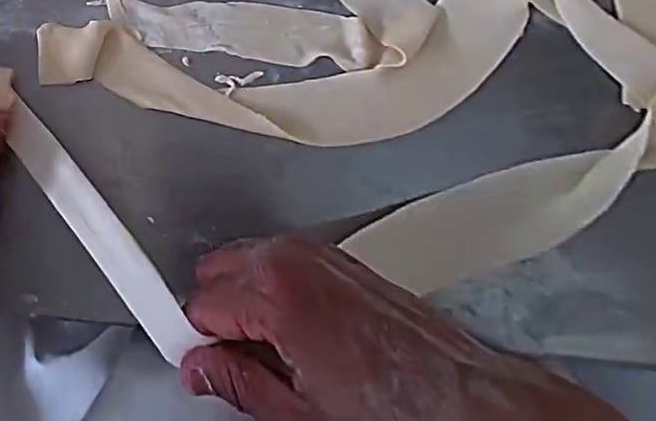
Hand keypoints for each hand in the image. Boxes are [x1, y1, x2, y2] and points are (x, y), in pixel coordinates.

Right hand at [179, 236, 622, 420]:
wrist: (467, 398)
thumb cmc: (397, 409)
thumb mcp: (302, 416)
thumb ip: (240, 384)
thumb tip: (200, 370)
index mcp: (276, 293)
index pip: (199, 302)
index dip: (191, 335)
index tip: (188, 353)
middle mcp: (289, 258)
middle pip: (215, 271)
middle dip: (218, 315)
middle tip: (242, 362)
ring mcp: (311, 251)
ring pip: (243, 261)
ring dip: (244, 299)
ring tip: (279, 350)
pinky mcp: (329, 253)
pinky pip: (275, 259)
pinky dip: (272, 287)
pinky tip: (300, 331)